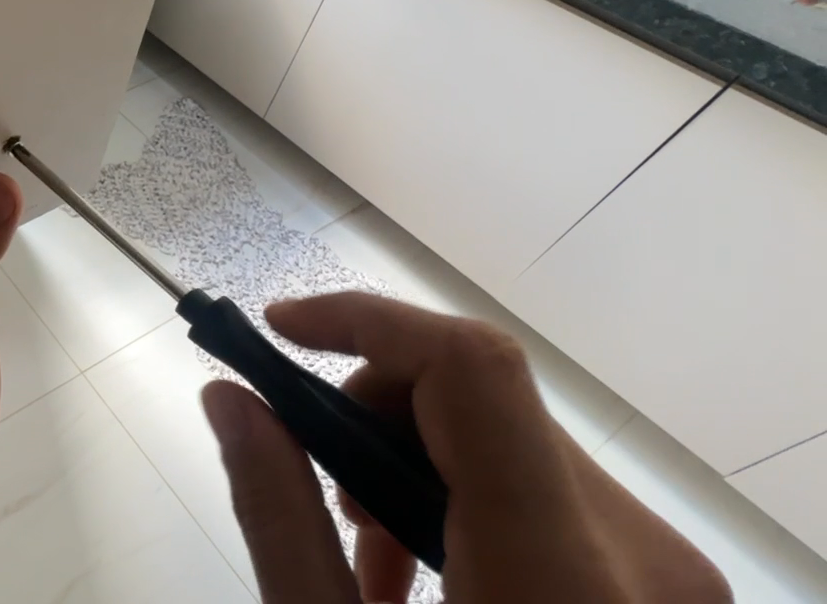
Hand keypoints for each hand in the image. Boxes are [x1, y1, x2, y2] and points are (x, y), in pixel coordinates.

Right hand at [202, 292, 730, 603]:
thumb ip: (279, 512)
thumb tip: (226, 396)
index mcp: (561, 572)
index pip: (470, 366)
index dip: (364, 318)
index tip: (279, 330)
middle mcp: (642, 555)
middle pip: (474, 395)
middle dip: (365, 406)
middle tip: (310, 475)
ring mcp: (667, 573)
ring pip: (500, 433)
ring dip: (403, 454)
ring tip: (361, 547)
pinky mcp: (664, 585)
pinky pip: (538, 483)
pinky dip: (454, 491)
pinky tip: (419, 569)